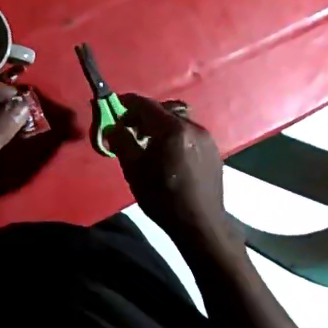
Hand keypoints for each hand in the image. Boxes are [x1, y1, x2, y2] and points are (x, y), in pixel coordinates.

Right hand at [108, 95, 236, 251]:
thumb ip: (121, 142)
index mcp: (172, 129)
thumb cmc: (162, 198)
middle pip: (164, 109)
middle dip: (144, 115)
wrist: (199, 224)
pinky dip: (174, 136)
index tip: (114, 106)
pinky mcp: (213, 151)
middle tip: (129, 129)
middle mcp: (193, 127)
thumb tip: (114, 127)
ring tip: (148, 144)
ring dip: (160, 126)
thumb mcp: (134, 170)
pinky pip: (189, 134)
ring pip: (178, 121)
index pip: (146, 104)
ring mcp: (207, 138)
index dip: (127, 103)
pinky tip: (167, 156)